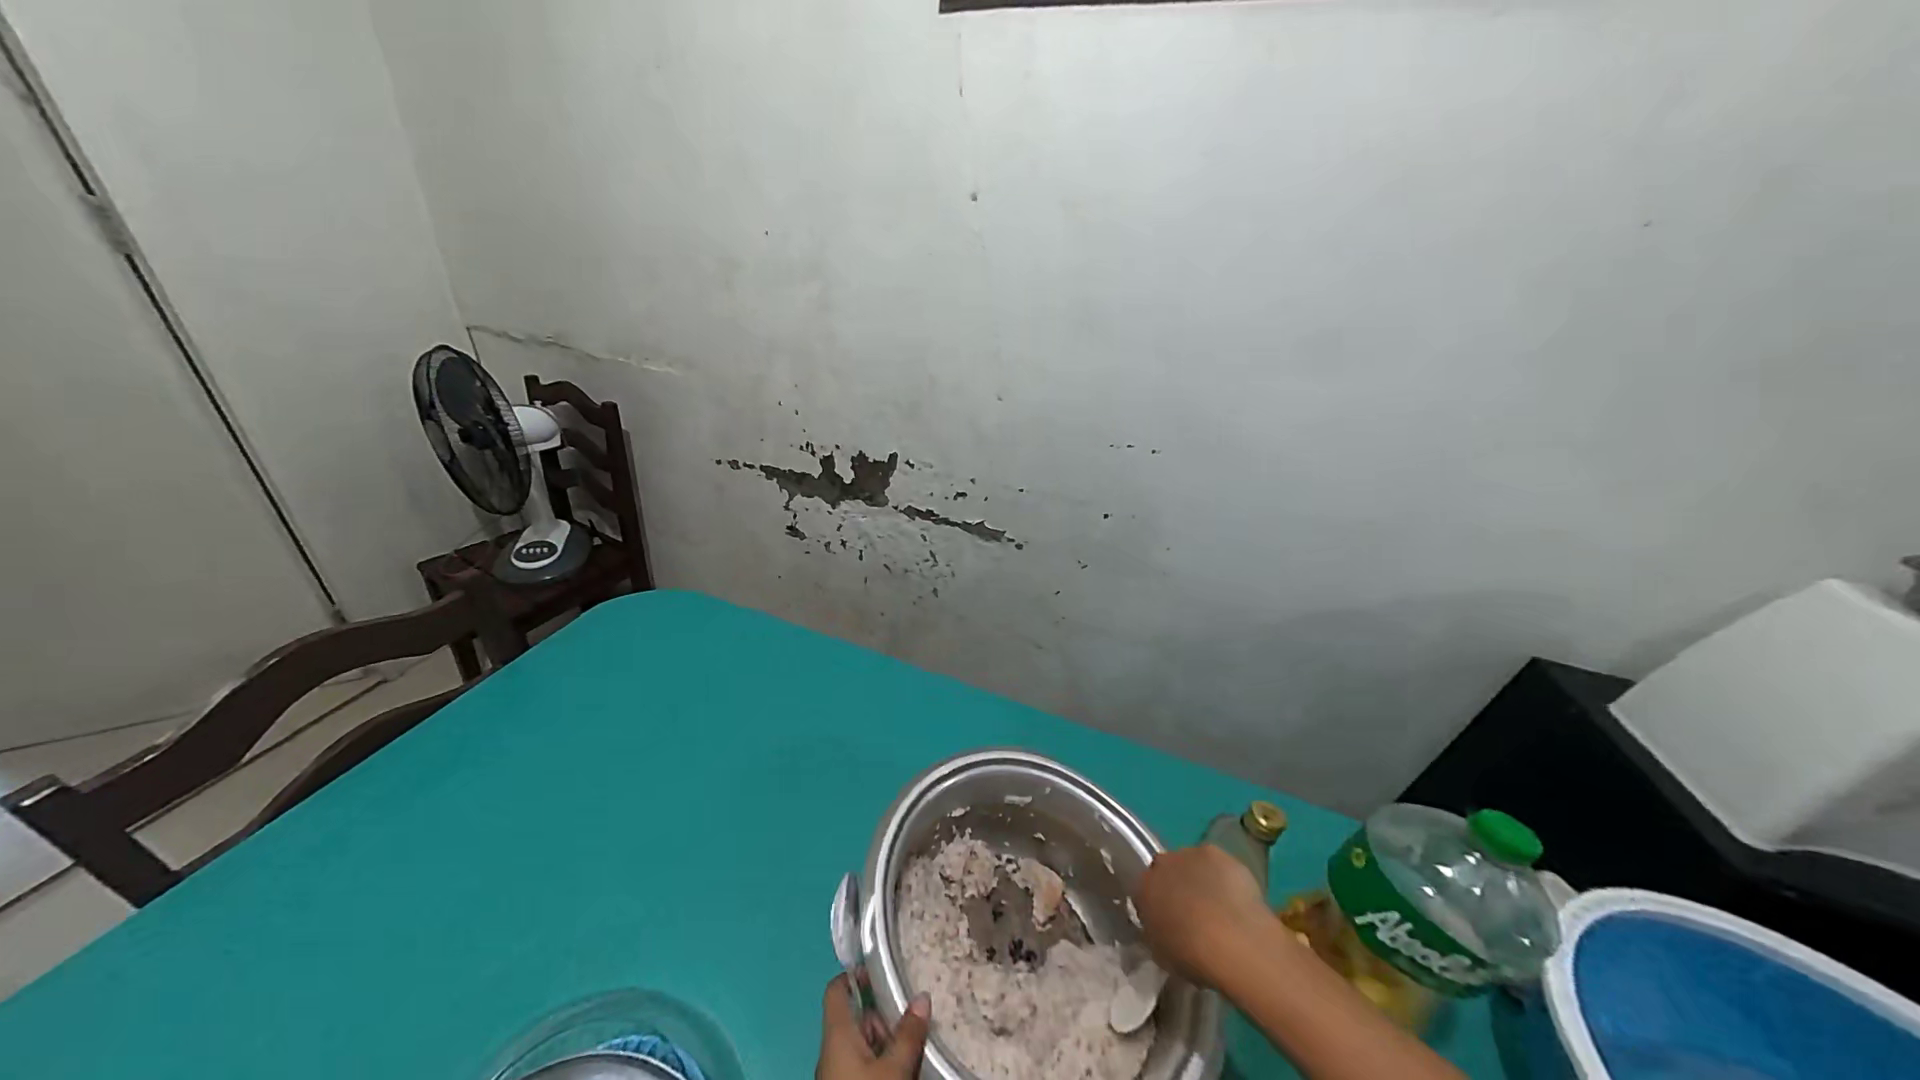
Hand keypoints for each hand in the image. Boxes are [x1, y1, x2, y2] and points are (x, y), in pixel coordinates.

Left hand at [816, 975, 931, 1079]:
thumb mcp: (894, 1069)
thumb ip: (909, 1033)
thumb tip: (922, 996)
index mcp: (837, 1034)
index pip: (837, 989)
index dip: (856, 975)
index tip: (884, 970)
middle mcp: (833, 1048)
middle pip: (856, 1017)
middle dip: (884, 1014)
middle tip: (914, 1015)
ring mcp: (838, 1072)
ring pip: (863, 1043)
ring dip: (887, 1040)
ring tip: (916, 1042)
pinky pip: (865, 1065)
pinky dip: (884, 1061)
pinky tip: (907, 1068)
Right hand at [1134, 844, 1275, 989]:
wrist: (1231, 940)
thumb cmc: (1191, 955)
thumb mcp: (1162, 954)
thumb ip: (1158, 934)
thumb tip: (1163, 930)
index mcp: (1143, 888)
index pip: (1146, 891)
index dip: (1159, 905)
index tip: (1171, 921)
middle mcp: (1161, 864)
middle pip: (1168, 871)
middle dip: (1178, 887)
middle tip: (1195, 913)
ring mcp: (1190, 854)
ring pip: (1193, 864)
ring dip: (1202, 880)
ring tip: (1221, 908)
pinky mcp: (1219, 854)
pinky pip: (1219, 866)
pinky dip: (1225, 878)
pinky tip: (1237, 900)